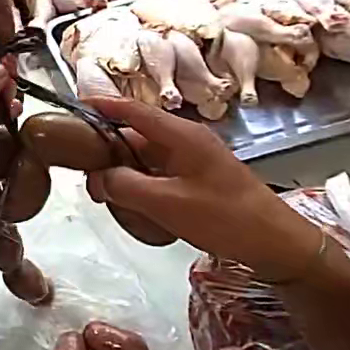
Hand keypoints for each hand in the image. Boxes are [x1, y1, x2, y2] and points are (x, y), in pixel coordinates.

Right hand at [84, 97, 326, 279]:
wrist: (277, 244)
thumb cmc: (224, 217)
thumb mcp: (165, 203)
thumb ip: (122, 186)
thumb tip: (94, 179)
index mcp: (180, 134)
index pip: (132, 109)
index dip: (101, 105)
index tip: (72, 107)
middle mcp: (184, 139)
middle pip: (134, 134)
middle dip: (106, 150)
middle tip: (82, 173)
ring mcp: (191, 159)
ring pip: (143, 156)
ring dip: (122, 172)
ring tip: (103, 194)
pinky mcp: (196, 178)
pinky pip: (156, 172)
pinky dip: (138, 183)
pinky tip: (129, 204)